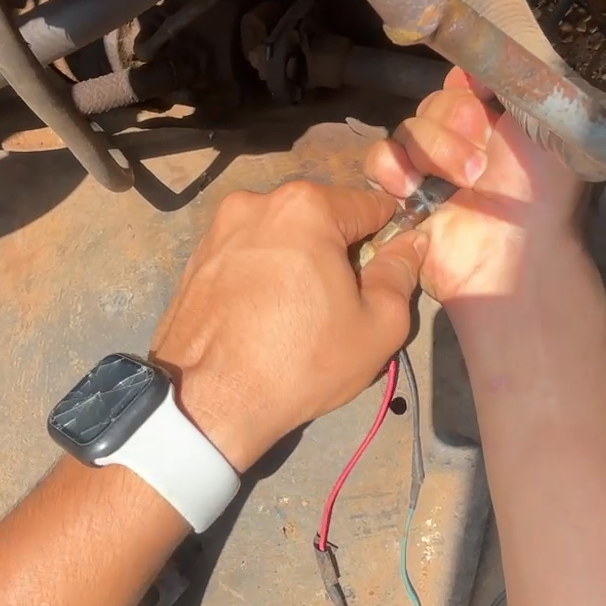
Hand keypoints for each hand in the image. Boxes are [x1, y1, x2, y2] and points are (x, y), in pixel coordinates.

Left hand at [151, 180, 425, 471]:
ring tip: (296, 320)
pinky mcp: (194, 261)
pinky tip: (262, 322)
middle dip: (338, 255)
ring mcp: (217, 231)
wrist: (207, 402)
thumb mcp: (379, 325)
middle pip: (321, 221)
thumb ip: (401, 273)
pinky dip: (262, 280)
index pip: (371, 206)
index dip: (388, 241)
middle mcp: (256, 203)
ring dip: (298, 267)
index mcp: (305, 206)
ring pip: (281, 240)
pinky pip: (246, 260)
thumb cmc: (301, 362)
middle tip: (339, 308)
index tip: (384, 278)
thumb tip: (410, 243)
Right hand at [365, 70, 586, 303]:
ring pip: (406, 128)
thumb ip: (518, 80)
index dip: (468, 87)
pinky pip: (378, 161)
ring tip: (461, 184)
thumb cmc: (542, 190)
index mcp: (495, 120)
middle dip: (456, 124)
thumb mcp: (547, 121)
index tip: (487, 99)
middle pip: (432, 102)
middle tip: (483, 162)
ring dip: (433, 151)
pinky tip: (413, 190)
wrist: (516, 250)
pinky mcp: (399, 197)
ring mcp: (427, 170)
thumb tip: (475, 67)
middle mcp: (460, 141)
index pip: (462, 80)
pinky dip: (392, 169)